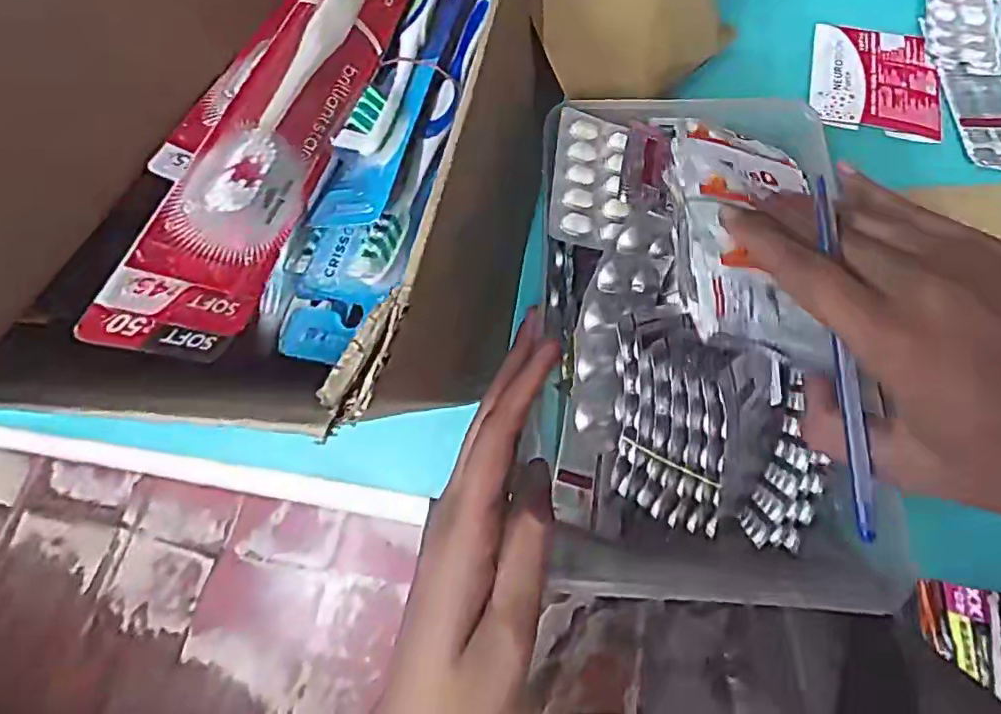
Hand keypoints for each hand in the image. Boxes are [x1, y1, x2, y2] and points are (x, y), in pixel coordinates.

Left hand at [377, 312, 558, 713]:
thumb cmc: (463, 693)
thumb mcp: (507, 634)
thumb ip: (526, 552)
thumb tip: (540, 475)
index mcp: (463, 526)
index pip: (496, 436)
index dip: (523, 384)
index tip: (550, 343)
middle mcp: (450, 511)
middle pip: (482, 424)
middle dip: (510, 369)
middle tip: (538, 323)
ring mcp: (449, 522)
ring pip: (480, 439)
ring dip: (506, 391)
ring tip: (532, 355)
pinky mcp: (456, 536)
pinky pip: (483, 462)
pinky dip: (503, 426)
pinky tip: (518, 423)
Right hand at [728, 165, 1000, 699]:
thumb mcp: (914, 470)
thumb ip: (839, 432)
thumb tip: (808, 389)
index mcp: (894, 341)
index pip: (809, 275)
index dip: (763, 241)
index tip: (731, 216)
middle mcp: (919, 286)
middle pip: (834, 232)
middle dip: (784, 212)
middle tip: (748, 198)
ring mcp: (961, 259)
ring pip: (873, 214)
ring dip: (823, 201)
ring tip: (788, 189)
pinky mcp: (993, 251)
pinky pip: (917, 213)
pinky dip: (876, 197)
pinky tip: (854, 185)